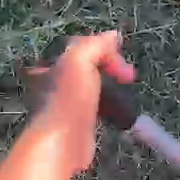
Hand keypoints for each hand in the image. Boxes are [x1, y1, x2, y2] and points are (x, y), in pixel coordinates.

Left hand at [21, 31, 135, 176]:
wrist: (61, 144)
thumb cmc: (68, 98)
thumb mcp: (79, 60)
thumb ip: (96, 45)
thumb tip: (115, 35)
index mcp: (51, 65)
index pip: (82, 47)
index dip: (104, 49)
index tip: (122, 62)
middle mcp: (54, 82)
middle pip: (88, 65)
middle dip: (110, 66)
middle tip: (128, 76)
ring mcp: (65, 104)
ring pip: (92, 85)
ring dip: (110, 85)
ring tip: (125, 90)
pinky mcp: (77, 123)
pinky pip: (95, 105)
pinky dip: (107, 103)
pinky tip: (115, 109)